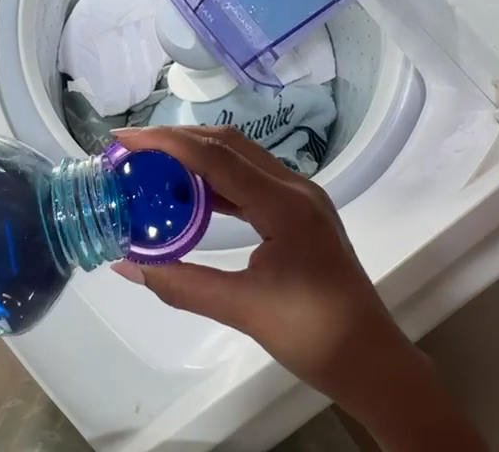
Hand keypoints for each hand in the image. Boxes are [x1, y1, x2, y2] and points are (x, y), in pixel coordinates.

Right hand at [111, 127, 483, 451]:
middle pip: (228, 144)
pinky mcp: (301, 211)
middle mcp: (295, 188)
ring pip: (241, 156)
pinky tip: (192, 192)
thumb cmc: (313, 335)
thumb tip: (128, 265)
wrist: (373, 360)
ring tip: (155, 164)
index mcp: (284, 205)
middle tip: (133, 148)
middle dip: (178, 139)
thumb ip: (181, 284)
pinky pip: (252, 177)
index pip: (216, 157)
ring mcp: (301, 197)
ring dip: (198, 153)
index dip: (166, 142)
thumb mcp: (242, 309)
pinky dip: (217, 176)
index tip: (125, 137)